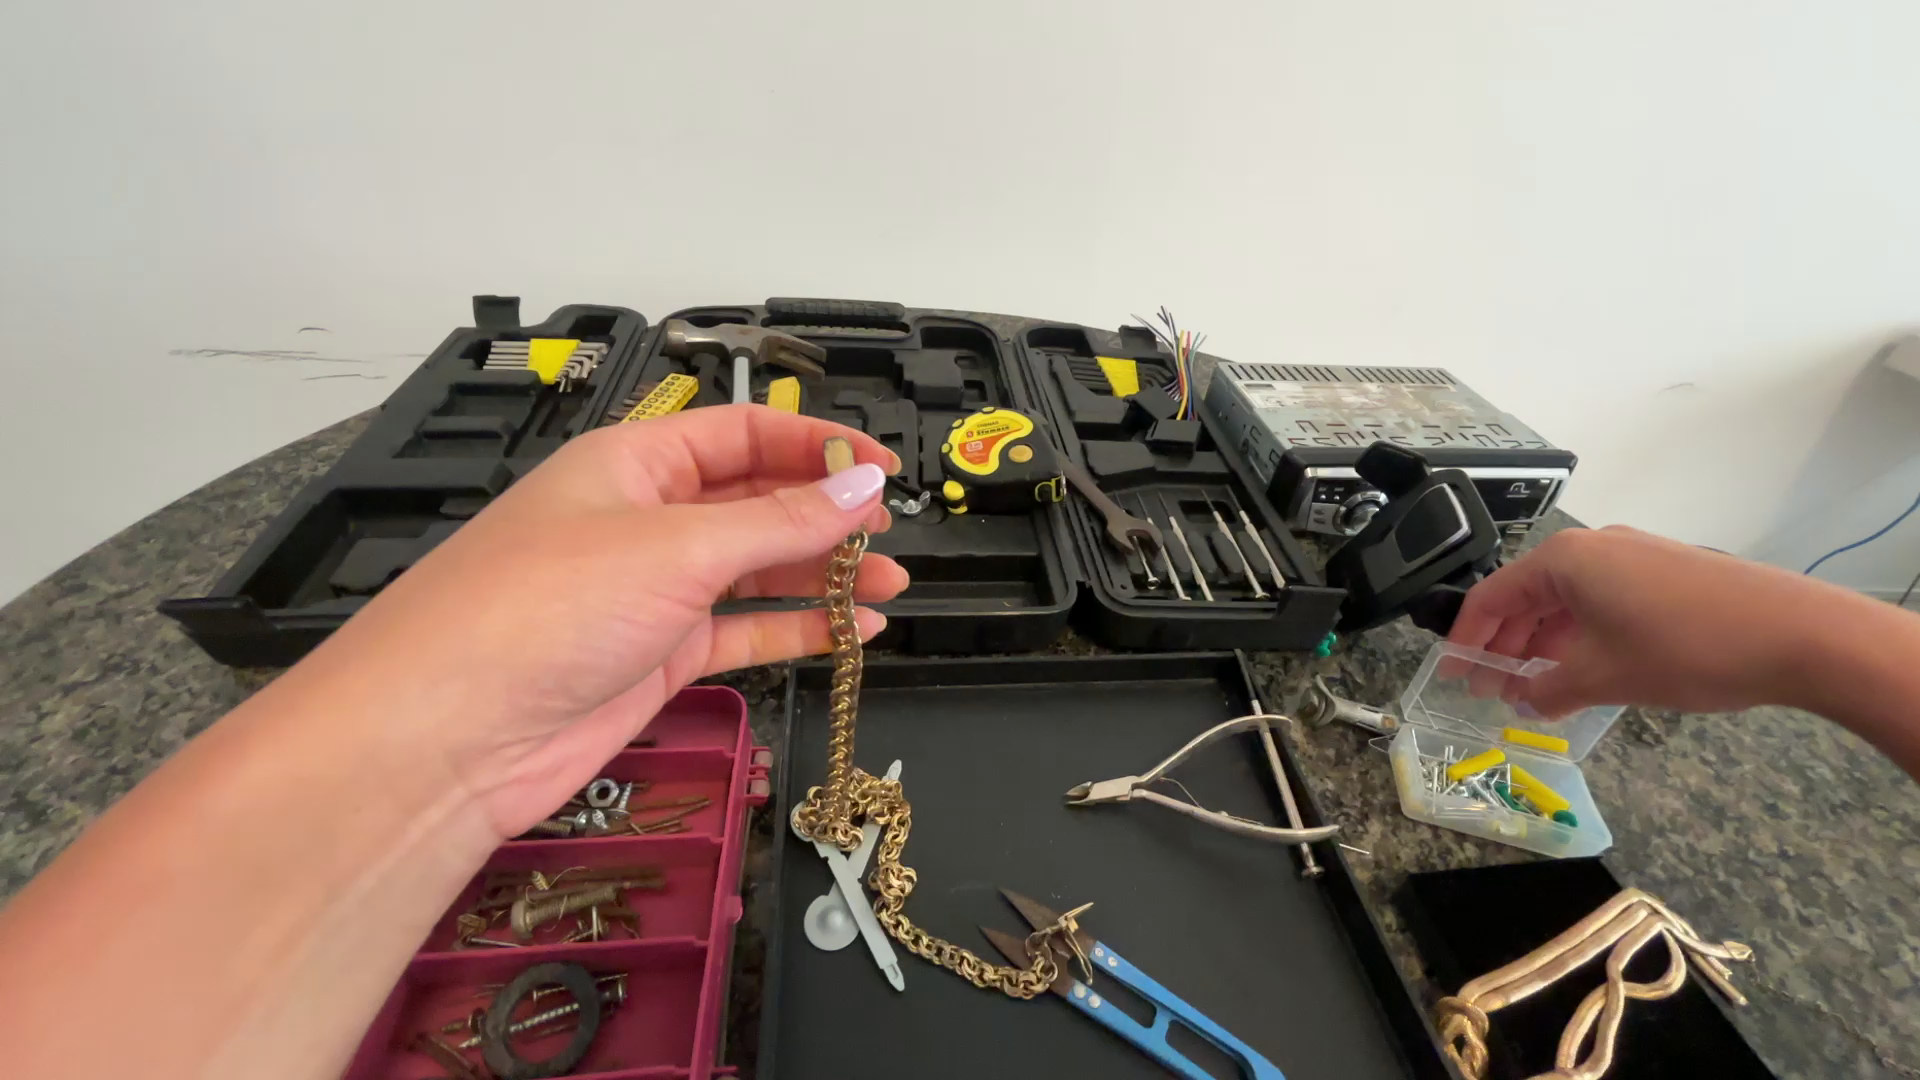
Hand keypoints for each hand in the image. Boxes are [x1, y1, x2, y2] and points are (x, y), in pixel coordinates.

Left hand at [281, 406, 906, 836]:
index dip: (819, 445)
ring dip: (824, 575)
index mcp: (640, 463)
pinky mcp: (665, 652)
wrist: (444, 741)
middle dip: (828, 516)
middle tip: (889, 535)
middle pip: (759, 502)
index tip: (883, 468)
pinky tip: (851, 630)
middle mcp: (651, 519)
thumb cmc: (547, 608)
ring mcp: (658, 590)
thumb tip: (866, 484)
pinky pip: (747, 628)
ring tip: (889, 585)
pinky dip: (799, 628)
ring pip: (759, 570)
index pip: (746, 434)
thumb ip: (780, 520)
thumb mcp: (676, 548)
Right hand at [1448, 525, 1864, 716]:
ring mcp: (1633, 557)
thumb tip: (1522, 704)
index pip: (1490, 598)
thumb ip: (1546, 691)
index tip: (1454, 672)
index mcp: (1562, 560)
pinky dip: (1580, 635)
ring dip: (1543, 644)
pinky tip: (1582, 668)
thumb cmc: (1687, 648)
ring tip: (1534, 686)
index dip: (1466, 639)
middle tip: (1492, 688)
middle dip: (1505, 646)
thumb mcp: (1602, 677)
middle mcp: (1591, 549)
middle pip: (1526, 598)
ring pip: (1565, 602)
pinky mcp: (1667, 572)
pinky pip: (1601, 601)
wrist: (1813, 638)